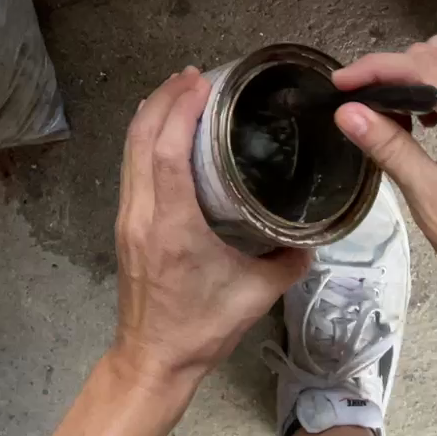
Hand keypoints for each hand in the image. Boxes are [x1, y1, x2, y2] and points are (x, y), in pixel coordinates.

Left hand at [110, 68, 310, 389]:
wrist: (151, 360)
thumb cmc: (200, 329)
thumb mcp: (254, 296)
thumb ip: (288, 261)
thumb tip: (312, 234)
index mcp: (173, 228)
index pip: (167, 154)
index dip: (180, 112)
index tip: (201, 84)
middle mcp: (143, 214)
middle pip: (141, 139)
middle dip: (163, 99)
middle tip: (192, 75)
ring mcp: (128, 215)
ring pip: (129, 148)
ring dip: (151, 112)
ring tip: (177, 88)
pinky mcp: (125, 220)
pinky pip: (129, 163)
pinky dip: (144, 134)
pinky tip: (160, 125)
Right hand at [331, 37, 436, 320]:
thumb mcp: (435, 205)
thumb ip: (392, 150)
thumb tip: (347, 112)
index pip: (428, 70)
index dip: (378, 68)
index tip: (340, 83)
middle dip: (391, 70)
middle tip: (358, 102)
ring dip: (414, 73)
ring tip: (388, 109)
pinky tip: (423, 115)